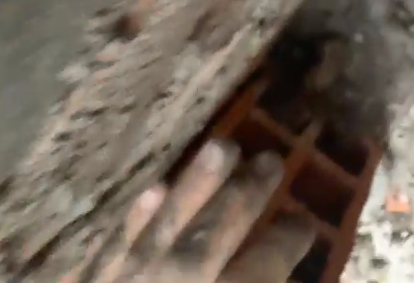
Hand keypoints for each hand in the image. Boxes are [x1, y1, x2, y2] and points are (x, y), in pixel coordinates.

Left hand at [79, 140, 314, 282]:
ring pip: (164, 226)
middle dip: (248, 194)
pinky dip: (131, 221)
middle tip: (273, 159)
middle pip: (217, 233)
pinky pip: (109, 250)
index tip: (305, 224)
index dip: (289, 241)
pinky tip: (150, 191)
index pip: (265, 266)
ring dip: (195, 185)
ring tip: (222, 146)